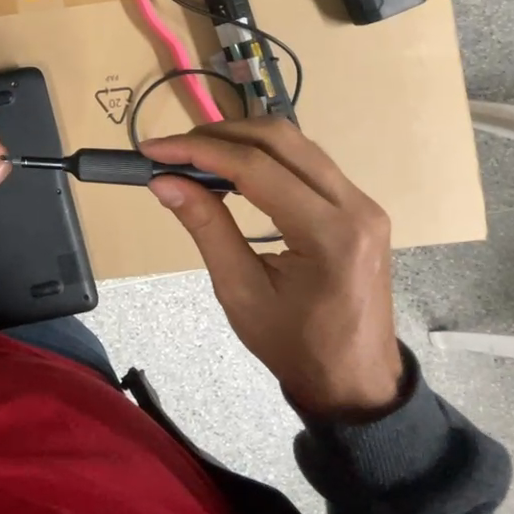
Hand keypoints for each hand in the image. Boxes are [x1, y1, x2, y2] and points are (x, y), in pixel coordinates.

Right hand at [141, 118, 403, 420]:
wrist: (354, 379)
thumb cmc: (294, 343)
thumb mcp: (239, 289)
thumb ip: (205, 227)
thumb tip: (163, 182)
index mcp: (330, 232)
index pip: (255, 167)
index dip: (197, 150)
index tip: (151, 150)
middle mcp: (355, 206)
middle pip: (279, 139)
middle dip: (216, 135)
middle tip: (170, 152)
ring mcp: (361, 203)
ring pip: (294, 143)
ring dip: (238, 141)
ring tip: (192, 159)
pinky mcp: (356, 207)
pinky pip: (304, 161)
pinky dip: (259, 156)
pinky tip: (227, 173)